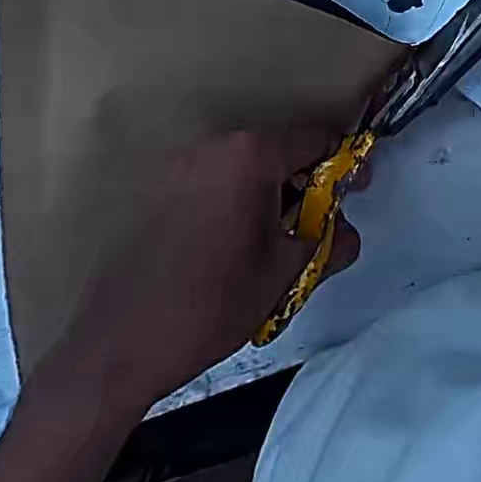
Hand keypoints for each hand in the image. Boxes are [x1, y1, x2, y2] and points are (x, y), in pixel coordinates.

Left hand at [42, 126, 360, 405]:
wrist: (122, 342)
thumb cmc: (214, 301)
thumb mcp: (286, 273)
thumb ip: (330, 242)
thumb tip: (348, 234)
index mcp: (251, 155)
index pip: (315, 140)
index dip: (344, 163)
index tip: (357, 189)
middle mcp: (216, 146)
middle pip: (279, 151)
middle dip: (307, 182)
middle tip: (319, 223)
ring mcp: (183, 164)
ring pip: (246, 166)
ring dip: (272, 192)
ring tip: (277, 239)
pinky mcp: (161, 188)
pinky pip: (216, 180)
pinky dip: (239, 198)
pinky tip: (236, 242)